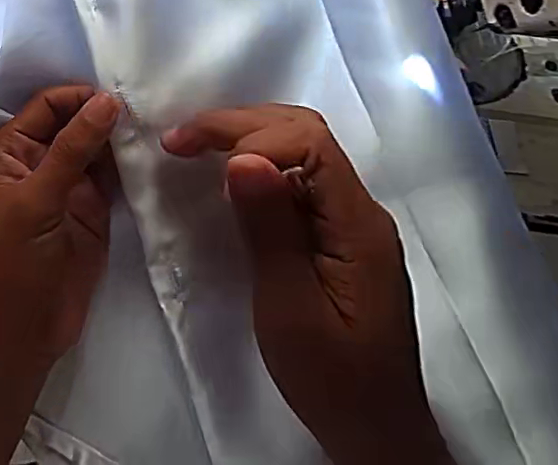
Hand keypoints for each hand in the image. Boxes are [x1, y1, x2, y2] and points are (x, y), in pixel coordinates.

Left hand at [0, 86, 119, 464]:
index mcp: (14, 147)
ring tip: (154, 122)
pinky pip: (114, 172)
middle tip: (144, 106)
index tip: (117, 97)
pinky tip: (151, 150)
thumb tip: (107, 100)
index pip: (48, 104)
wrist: (24, 332)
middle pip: (75, 119)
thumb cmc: (15, 259)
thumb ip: (72, 148)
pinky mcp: (94, 205)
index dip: (78, 96)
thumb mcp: (38, 198)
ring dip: (120, 134)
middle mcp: (42, 157)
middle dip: (103, 111)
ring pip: (97, 143)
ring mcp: (70, 181)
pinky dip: (130, 161)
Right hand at [163, 105, 451, 464]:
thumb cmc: (332, 380)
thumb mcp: (290, 311)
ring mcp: (348, 216)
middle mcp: (358, 208)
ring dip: (244, 134)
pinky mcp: (334, 229)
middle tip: (181, 139)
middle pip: (304, 132)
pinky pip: (296, 171)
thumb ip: (269, 230)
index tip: (203, 162)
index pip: (310, 143)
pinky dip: (255, 157)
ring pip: (300, 144)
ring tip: (194, 144)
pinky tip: (227, 169)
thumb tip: (241, 158)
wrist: (376, 434)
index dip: (253, 137)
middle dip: (239, 124)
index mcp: (357, 223)